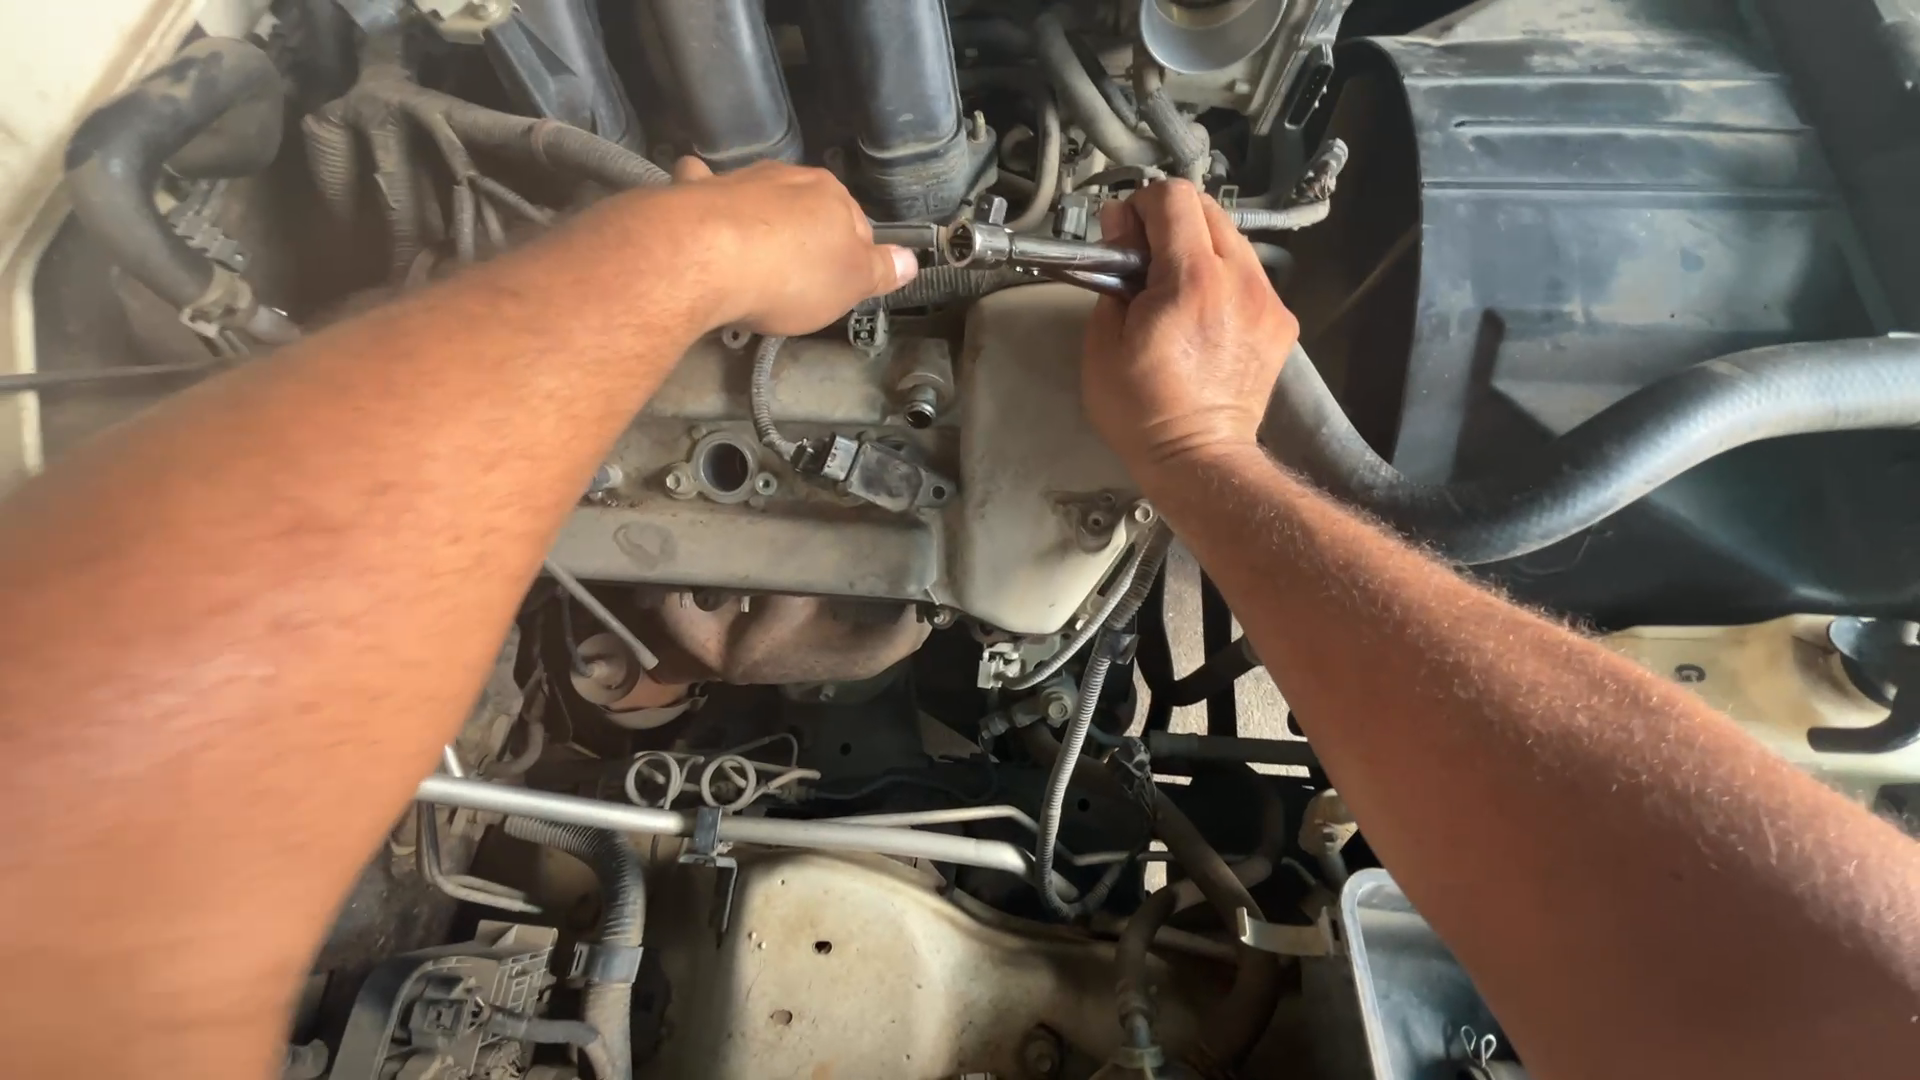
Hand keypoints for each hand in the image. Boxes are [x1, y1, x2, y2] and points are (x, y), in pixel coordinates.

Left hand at [630, 158, 917, 335]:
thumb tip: (911, 259)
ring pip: (762, 201)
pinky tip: (702, 213)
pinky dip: (706, 197)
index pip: (857, 227)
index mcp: (833, 196)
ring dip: (763, 224)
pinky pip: (705, 188)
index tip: (838, 291)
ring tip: (754, 265)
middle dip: (807, 241)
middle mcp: (789, 177)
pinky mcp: (695, 192)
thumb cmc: (791, 277)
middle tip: (798, 286)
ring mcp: (740, 180)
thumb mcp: (851, 284)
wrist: (705, 259)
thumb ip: (882, 270)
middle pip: (808, 213)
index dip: (852, 261)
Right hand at [1081, 180, 1297, 476]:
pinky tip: (1202, 319)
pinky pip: (1249, 277)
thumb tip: (1121, 240)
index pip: (1172, 198)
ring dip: (1197, 251)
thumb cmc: (1142, 412)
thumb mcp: (1101, 346)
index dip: (1139, 207)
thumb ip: (1112, 280)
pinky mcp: (1280, 322)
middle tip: (1142, 265)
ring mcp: (1267, 301)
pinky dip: (1222, 281)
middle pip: (1206, 209)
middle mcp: (1239, 280)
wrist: (1198, 459)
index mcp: (1190, 281)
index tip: (1122, 237)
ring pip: (1231, 241)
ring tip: (1173, 295)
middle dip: (1168, 225)